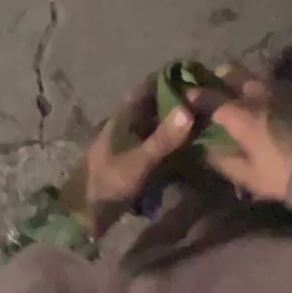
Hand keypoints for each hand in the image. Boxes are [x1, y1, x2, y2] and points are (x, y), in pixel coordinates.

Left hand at [70, 90, 193, 235]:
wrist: (83, 217)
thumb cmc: (108, 183)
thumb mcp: (139, 161)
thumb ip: (163, 138)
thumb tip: (189, 109)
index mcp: (125, 115)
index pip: (149, 86)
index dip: (171, 78)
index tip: (198, 76)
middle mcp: (127, 122)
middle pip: (155, 103)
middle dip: (178, 100)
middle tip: (208, 101)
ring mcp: (129, 141)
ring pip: (156, 122)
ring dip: (175, 120)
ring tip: (205, 119)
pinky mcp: (133, 158)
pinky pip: (156, 141)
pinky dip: (171, 139)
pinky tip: (190, 144)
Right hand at [191, 74, 291, 200]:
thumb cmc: (289, 176)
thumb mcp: (252, 178)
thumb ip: (226, 162)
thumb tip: (207, 150)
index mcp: (242, 114)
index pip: (211, 97)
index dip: (197, 94)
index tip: (189, 92)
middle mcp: (261, 93)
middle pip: (235, 72)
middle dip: (224, 74)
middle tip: (221, 81)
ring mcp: (288, 86)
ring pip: (263, 75)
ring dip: (254, 81)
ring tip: (255, 91)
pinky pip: (291, 84)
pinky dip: (283, 91)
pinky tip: (289, 102)